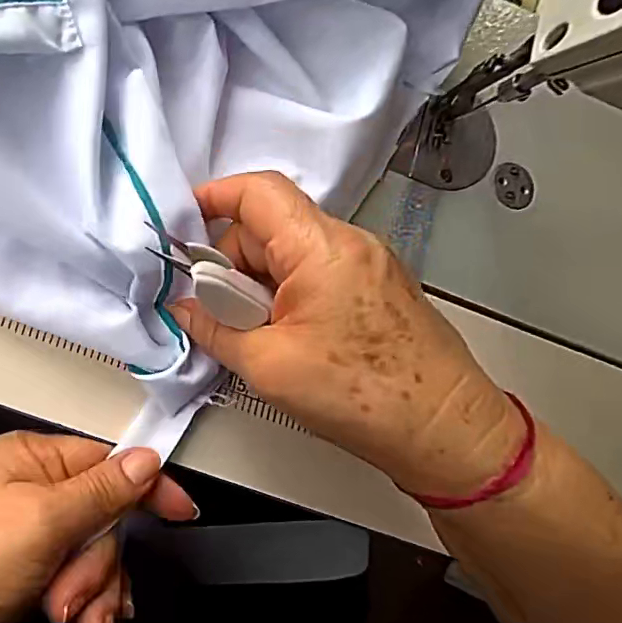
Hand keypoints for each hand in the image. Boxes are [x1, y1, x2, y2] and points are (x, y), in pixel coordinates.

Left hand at [0, 433, 195, 622]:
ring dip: (93, 590)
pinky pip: (85, 581)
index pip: (104, 460)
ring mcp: (34, 533)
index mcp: (28, 459)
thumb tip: (145, 460)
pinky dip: (88, 606)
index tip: (180, 511)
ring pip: (100, 555)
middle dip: (99, 560)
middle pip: (107, 516)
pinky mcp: (37, 570)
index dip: (144, 486)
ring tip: (66, 612)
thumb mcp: (45, 519)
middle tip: (73, 584)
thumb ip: (102, 491)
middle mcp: (31, 490)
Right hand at [168, 171, 524, 496]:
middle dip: (227, 262)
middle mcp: (348, 246)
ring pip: (284, 254)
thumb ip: (212, 328)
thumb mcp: (264, 363)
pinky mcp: (368, 288)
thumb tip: (185, 310)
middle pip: (265, 228)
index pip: (259, 193)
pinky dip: (277, 295)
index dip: (212, 198)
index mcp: (321, 251)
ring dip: (251, 284)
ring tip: (251, 332)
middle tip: (212, 307)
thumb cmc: (366, 395)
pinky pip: (307, 273)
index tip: (181, 221)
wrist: (441, 428)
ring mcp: (362, 265)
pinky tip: (274, 334)